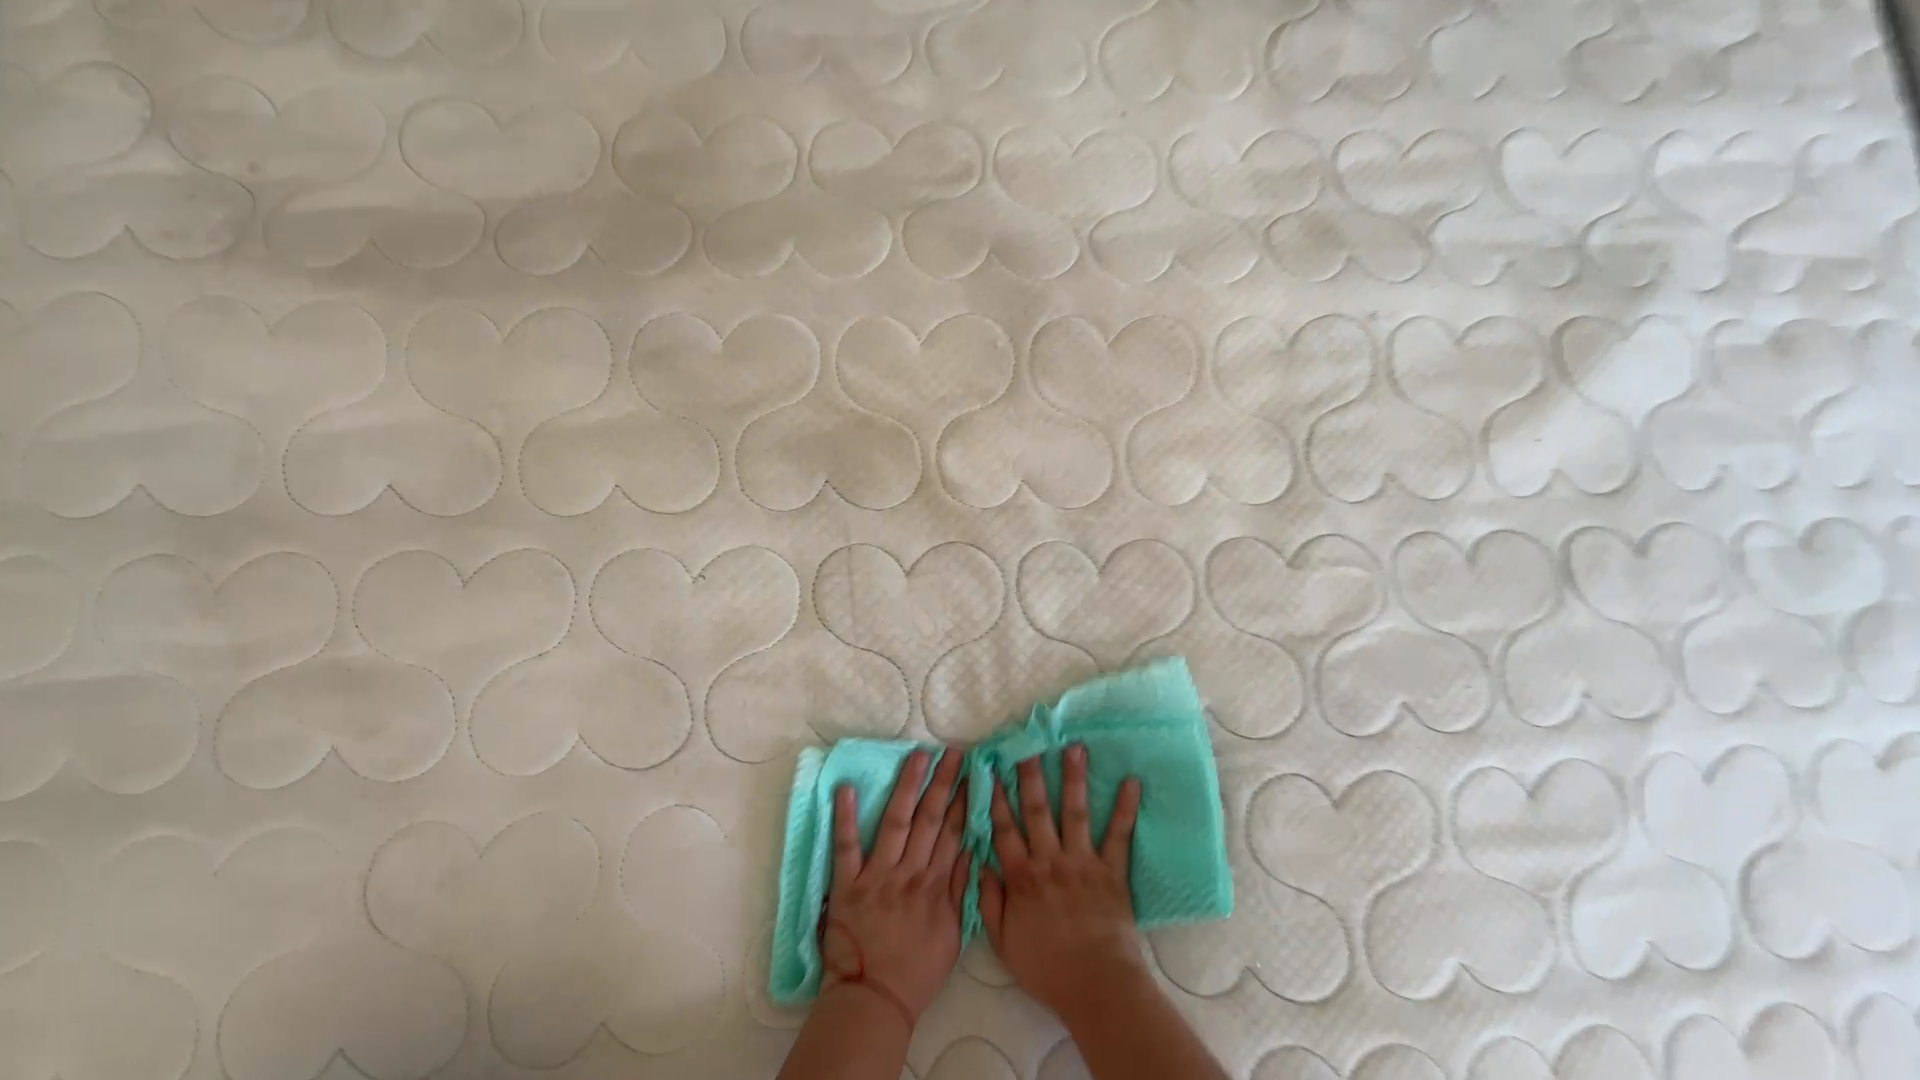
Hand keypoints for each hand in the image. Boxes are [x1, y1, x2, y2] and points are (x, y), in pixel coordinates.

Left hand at [822, 747, 968, 1028]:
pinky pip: (846, 846)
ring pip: (896, 822)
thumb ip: (961, 891)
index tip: (972, 772)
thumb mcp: (953, 936)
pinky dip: (847, 817)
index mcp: (936, 886)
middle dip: (943, 783)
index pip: (953, 833)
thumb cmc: (916, 972)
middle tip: (954, 752)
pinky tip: (849, 788)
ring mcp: (878, 876)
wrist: (875, 1000)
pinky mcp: (847, 885)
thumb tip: (971, 849)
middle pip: (930, 819)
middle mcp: (910, 873)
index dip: (963, 800)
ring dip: (908, 786)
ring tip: (918, 756)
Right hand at [978, 743, 1144, 1019]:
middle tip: (1029, 746)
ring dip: (1074, 778)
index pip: (1004, 830)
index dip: (996, 800)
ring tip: (1075, 748)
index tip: (991, 771)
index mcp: (1021, 878)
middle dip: (1031, 776)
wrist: (1096, 984)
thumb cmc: (1047, 968)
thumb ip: (989, 901)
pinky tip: (1132, 782)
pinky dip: (1126, 808)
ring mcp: (1083, 863)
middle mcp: (1050, 861)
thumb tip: (980, 864)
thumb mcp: (1003, 942)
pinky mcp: (1113, 871)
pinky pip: (1119, 834)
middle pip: (1037, 811)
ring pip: (1075, 812)